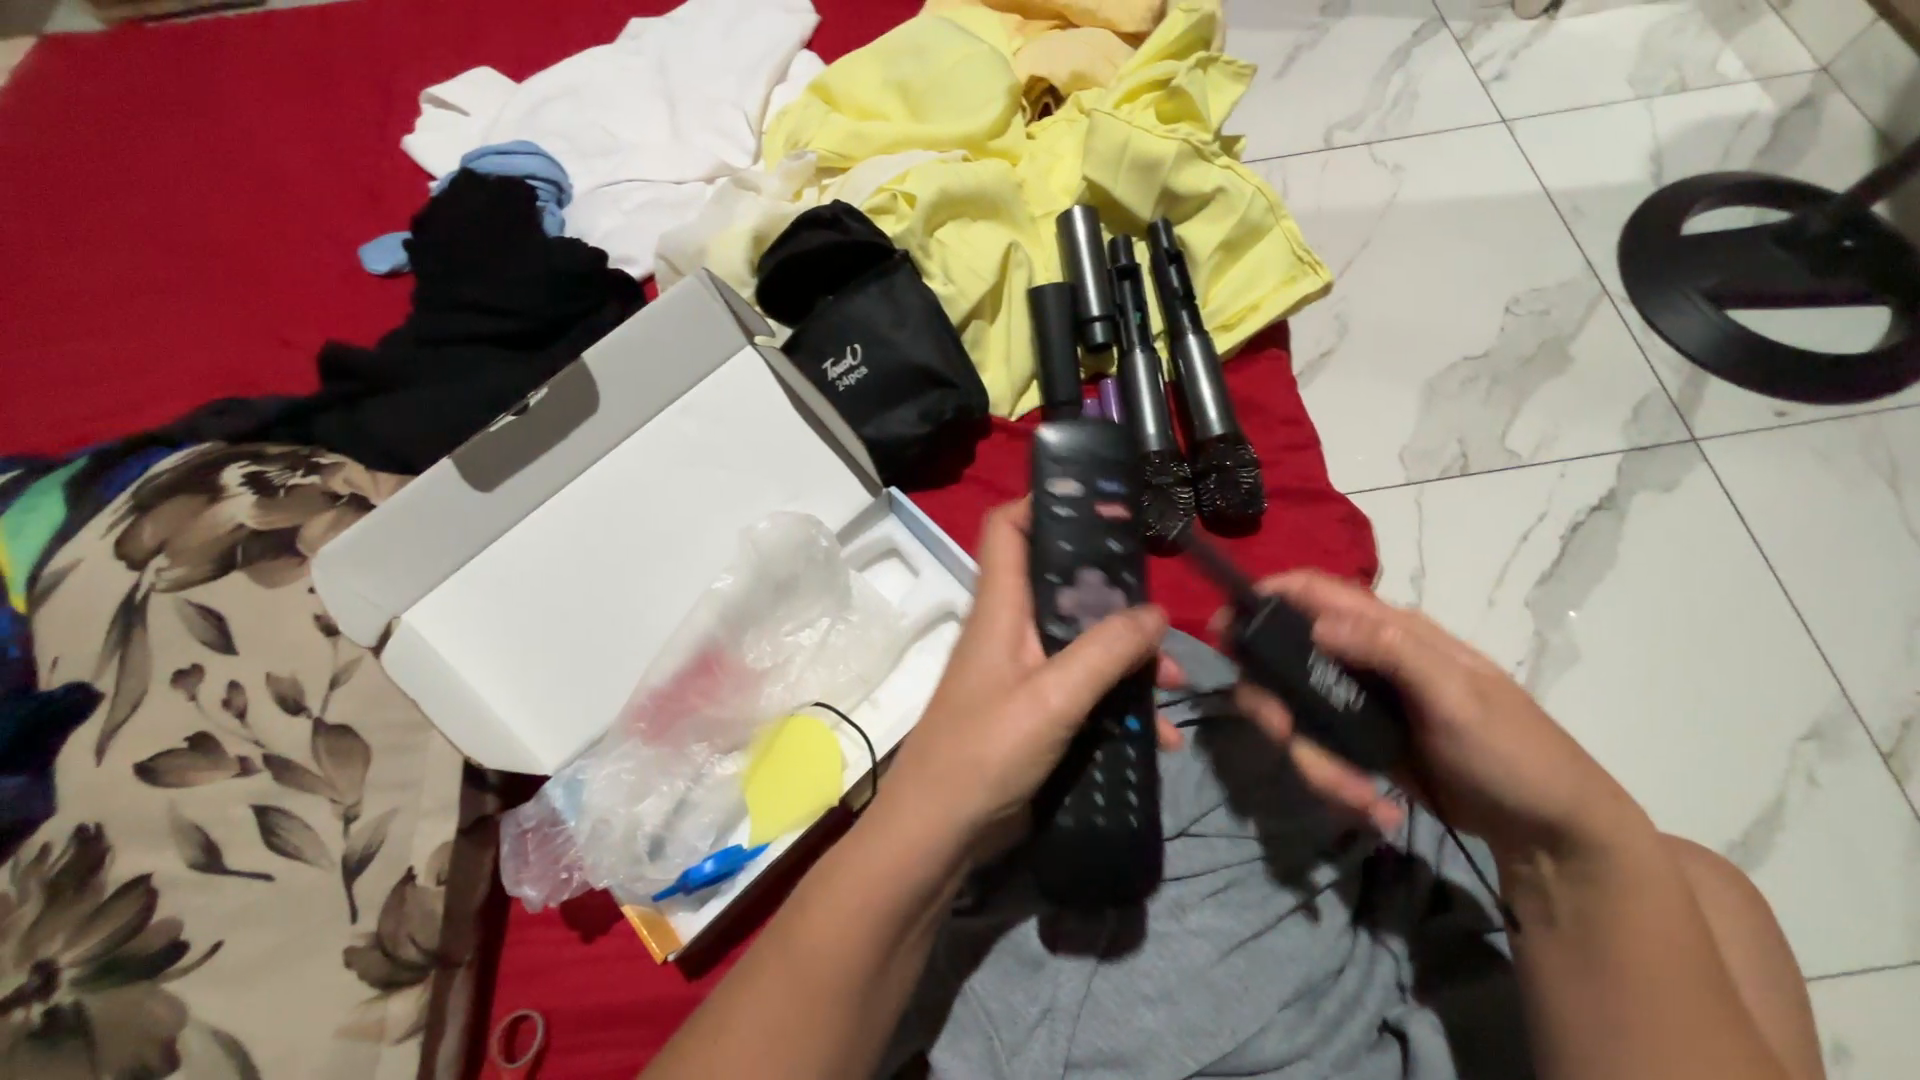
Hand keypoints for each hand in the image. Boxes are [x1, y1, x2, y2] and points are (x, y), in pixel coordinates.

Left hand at [879, 502, 1182, 861]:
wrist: (941, 833)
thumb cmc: (984, 753)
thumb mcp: (1052, 698)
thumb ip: (1104, 651)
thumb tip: (1156, 613)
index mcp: (1000, 608)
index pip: (1007, 528)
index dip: (1045, 503)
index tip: (1102, 504)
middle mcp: (1011, 630)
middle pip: (1064, 585)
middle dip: (1117, 594)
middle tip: (1164, 605)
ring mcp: (1023, 673)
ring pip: (1084, 642)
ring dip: (1130, 658)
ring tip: (1178, 683)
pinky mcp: (1036, 712)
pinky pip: (1086, 691)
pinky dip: (1122, 704)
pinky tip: (1162, 736)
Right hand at [1229, 570, 1647, 865]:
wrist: (1545, 827)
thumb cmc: (1513, 749)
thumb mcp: (1459, 696)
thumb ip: (1391, 651)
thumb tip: (1317, 623)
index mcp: (1391, 630)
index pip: (1315, 592)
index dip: (1266, 598)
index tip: (1224, 628)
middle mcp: (1364, 660)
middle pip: (1285, 661)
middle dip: (1273, 701)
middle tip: (1281, 735)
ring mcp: (1359, 706)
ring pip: (1296, 716)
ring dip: (1313, 761)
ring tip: (1359, 798)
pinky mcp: (1360, 747)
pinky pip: (1319, 755)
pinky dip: (1335, 783)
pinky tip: (1374, 808)